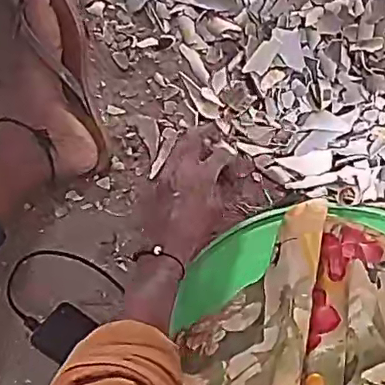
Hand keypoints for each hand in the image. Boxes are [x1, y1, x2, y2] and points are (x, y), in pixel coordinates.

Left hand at [134, 126, 262, 264]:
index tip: (232, 159)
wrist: (163, 250)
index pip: (220, 153)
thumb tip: (228, 178)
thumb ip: (223, 188)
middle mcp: (180, 169)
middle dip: (206, 135)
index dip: (230, 155)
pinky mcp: (152, 182)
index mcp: (201, 175)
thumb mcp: (216, 210)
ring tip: (199, 151)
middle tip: (214, 136)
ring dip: (190, 146)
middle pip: (193, 137)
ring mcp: (163, 173)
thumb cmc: (192, 235)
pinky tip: (183, 170)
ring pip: (177, 147)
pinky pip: (167, 163)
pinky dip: (178, 161)